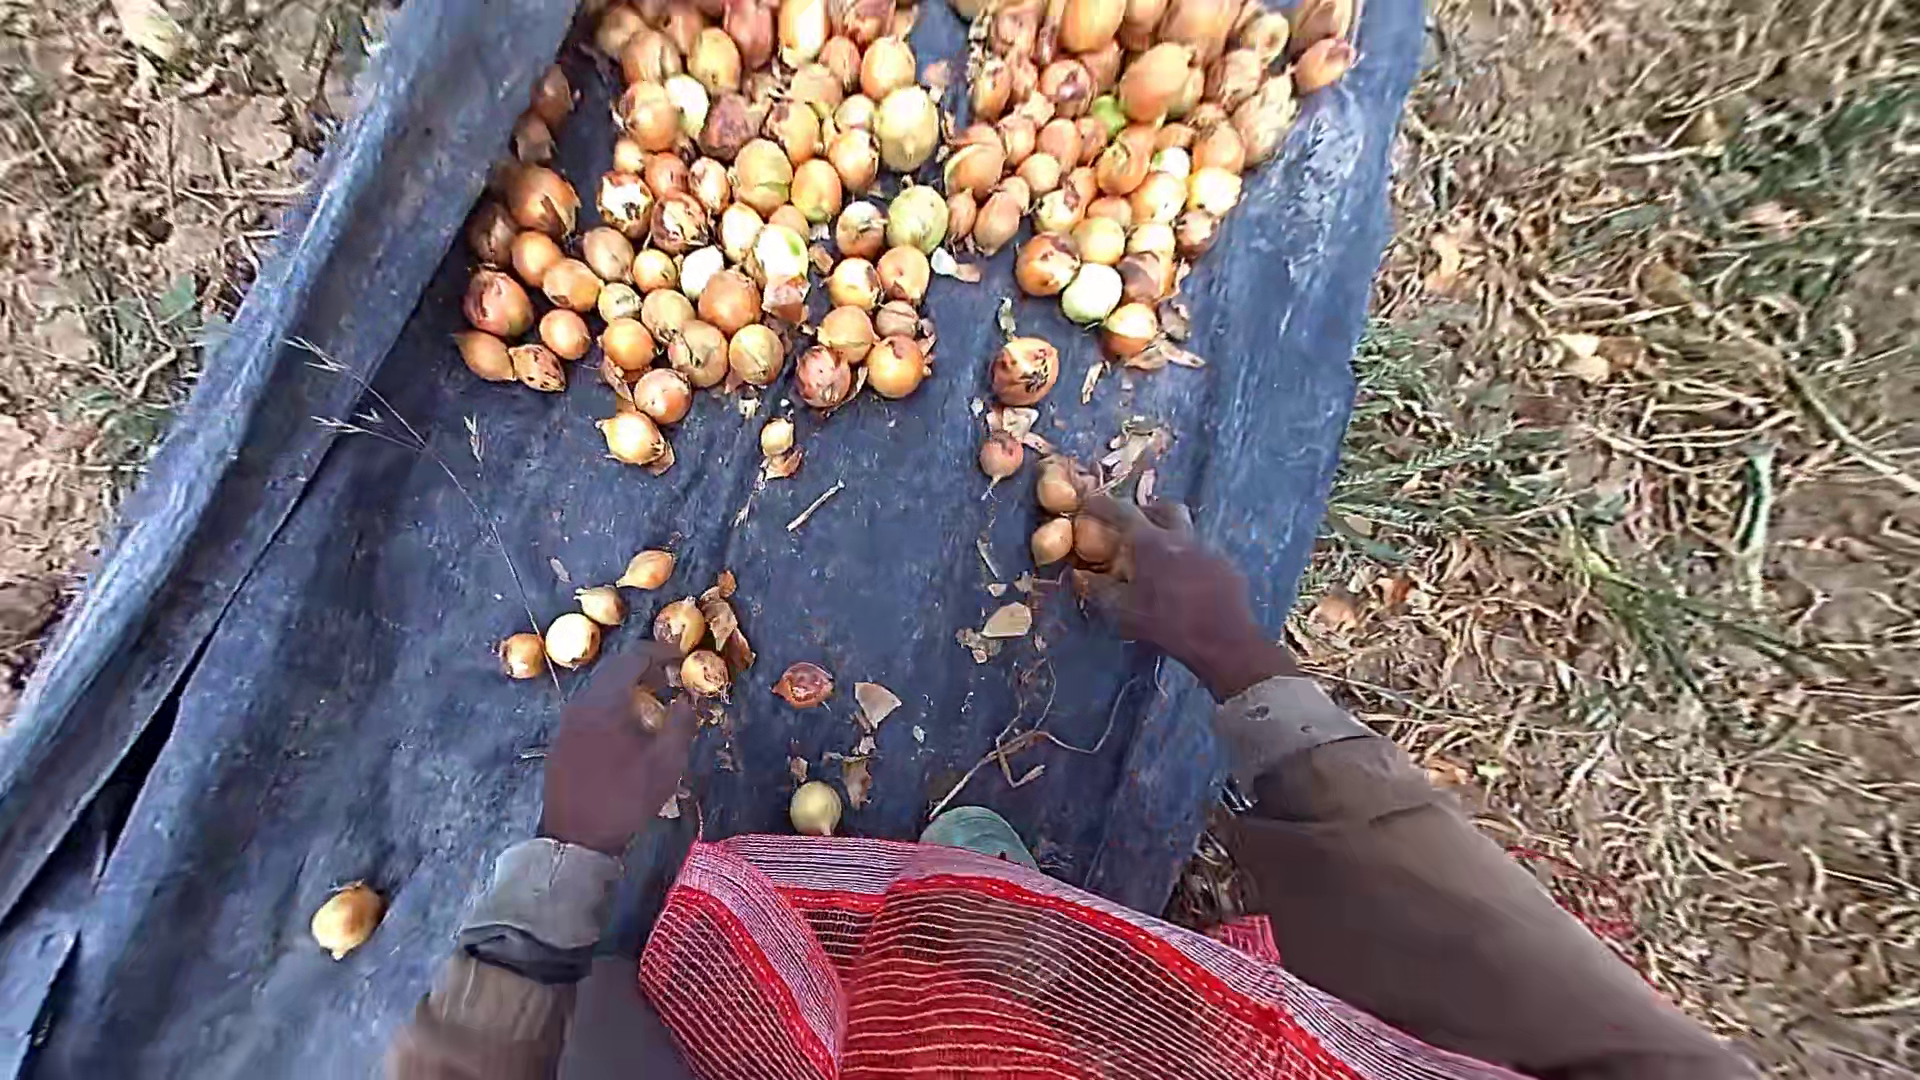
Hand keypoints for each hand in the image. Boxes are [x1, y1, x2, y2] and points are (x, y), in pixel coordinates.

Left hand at [539, 643, 697, 855]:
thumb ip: (681, 722)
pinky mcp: (562, 740)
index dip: (660, 652)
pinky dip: (615, 702)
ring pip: (601, 688)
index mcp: (605, 704)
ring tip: (656, 698)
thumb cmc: (626, 797)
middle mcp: (581, 706)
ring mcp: (567, 723)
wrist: (576, 841)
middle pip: (614, 669)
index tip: (682, 656)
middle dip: (645, 666)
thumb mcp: (667, 761)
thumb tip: (686, 698)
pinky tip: (631, 722)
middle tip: (672, 675)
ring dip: (630, 684)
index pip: (632, 659)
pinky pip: (591, 706)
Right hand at [1081, 493, 1297, 700]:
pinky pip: (1202, 551)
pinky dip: (1187, 556)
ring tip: (1157, 556)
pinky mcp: (1226, 565)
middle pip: (1163, 507)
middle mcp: (1181, 537)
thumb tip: (1079, 576)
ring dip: (1169, 534)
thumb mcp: (1123, 612)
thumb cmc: (1167, 625)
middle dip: (1146, 510)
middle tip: (1132, 525)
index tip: (1088, 503)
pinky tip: (1183, 578)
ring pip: (1185, 529)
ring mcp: (1208, 549)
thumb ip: (1098, 590)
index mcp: (1151, 543)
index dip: (1102, 504)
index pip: (1121, 511)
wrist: (1225, 642)